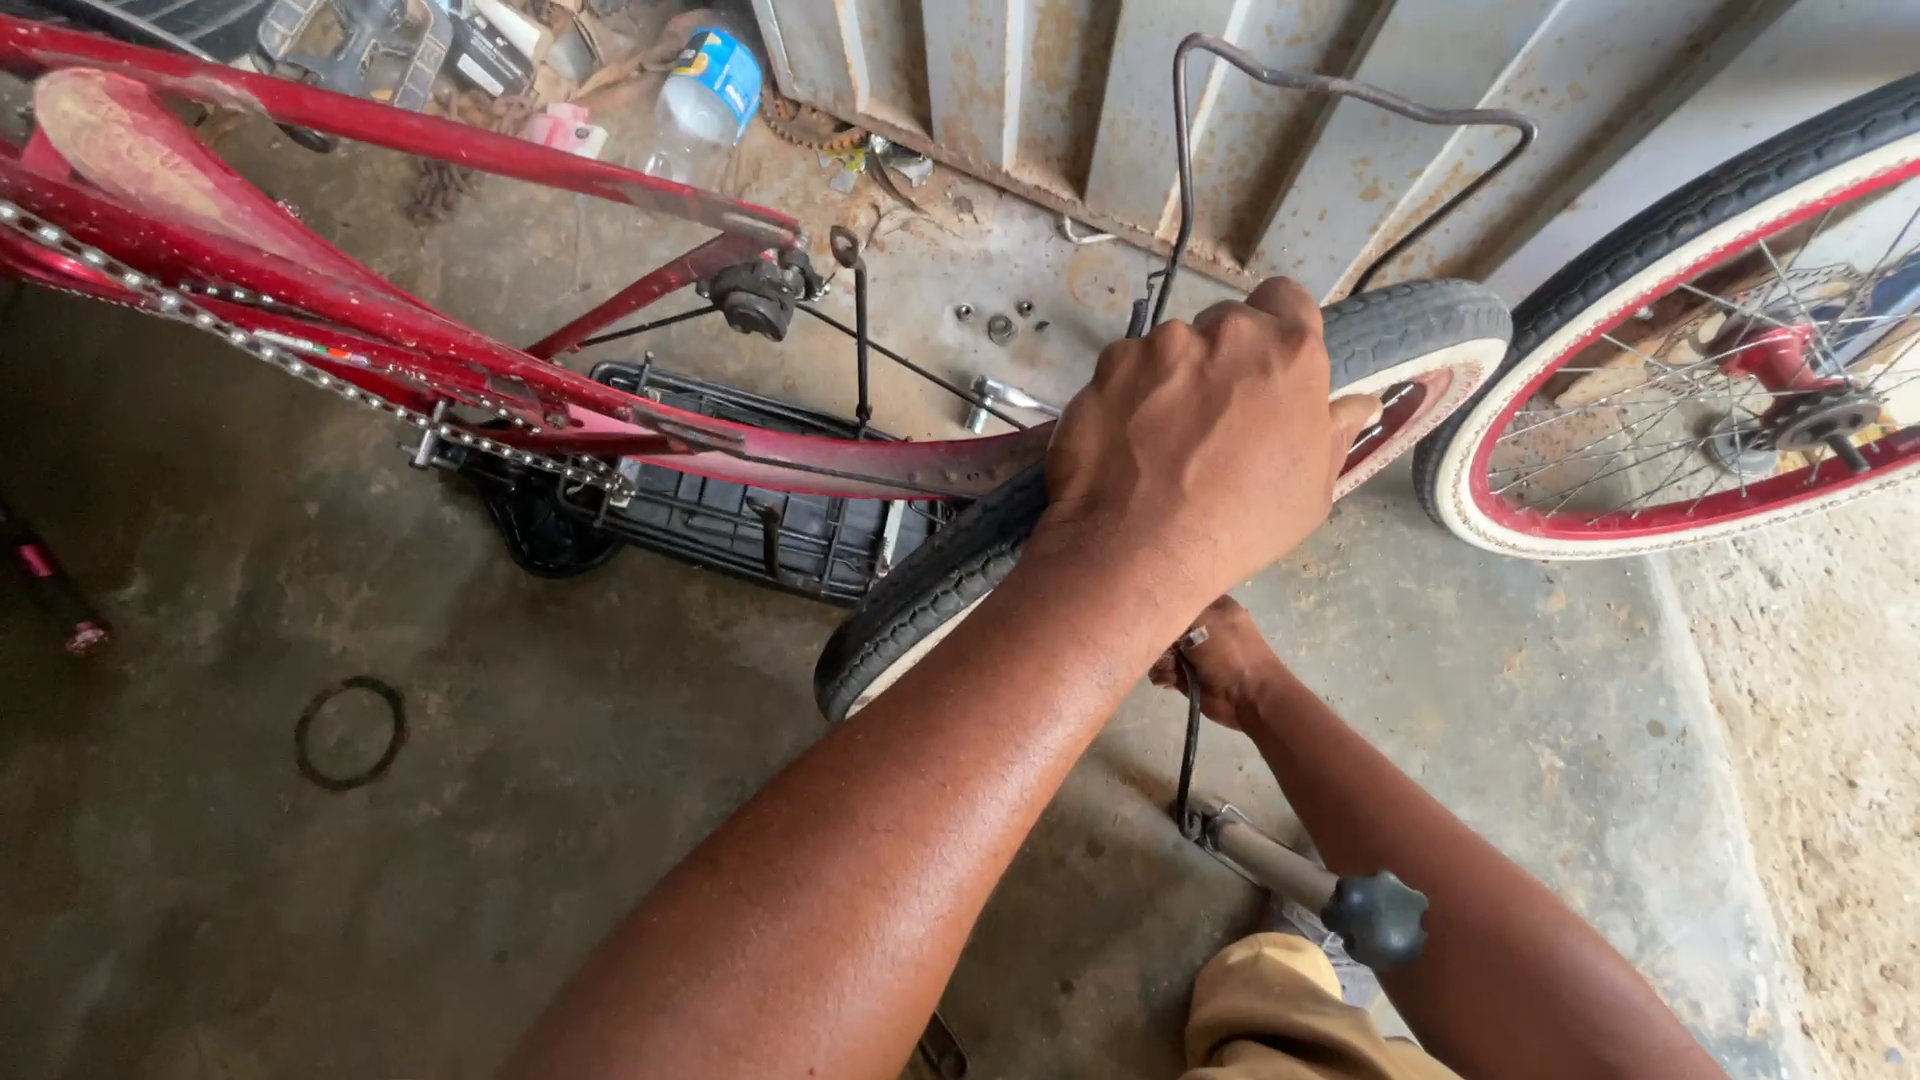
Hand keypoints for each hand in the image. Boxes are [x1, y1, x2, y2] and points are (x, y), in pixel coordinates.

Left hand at [1035, 277, 1381, 604]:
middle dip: (1219, 358)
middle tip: (1208, 415)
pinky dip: (1123, 395)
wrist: (1138, 547)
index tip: (1262, 369)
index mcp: (1289, 352)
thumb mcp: (1311, 490)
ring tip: (1157, 436)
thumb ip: (1333, 432)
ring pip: (1168, 348)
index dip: (1274, 331)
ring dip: (1168, 377)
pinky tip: (1121, 439)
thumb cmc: (1239, 524)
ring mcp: (1157, 346)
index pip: (1286, 300)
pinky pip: (1121, 370)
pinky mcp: (1106, 367)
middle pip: (1224, 324)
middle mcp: (1223, 332)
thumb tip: (1358, 403)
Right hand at [1147, 596, 1279, 729]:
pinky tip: (1172, 679)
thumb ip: (1174, 610)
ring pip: (1160, 648)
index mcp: (1213, 607)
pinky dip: (1163, 674)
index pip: (1181, 597)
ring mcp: (1193, 652)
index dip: (1167, 605)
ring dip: (1161, 658)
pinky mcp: (1185, 675)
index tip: (1158, 613)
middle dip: (1160, 637)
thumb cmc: (1230, 651)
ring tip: (1172, 667)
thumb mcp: (1204, 619)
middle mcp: (1202, 627)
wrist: (1248, 696)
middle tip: (1167, 646)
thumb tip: (1154, 618)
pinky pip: (1161, 669)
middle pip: (1165, 625)